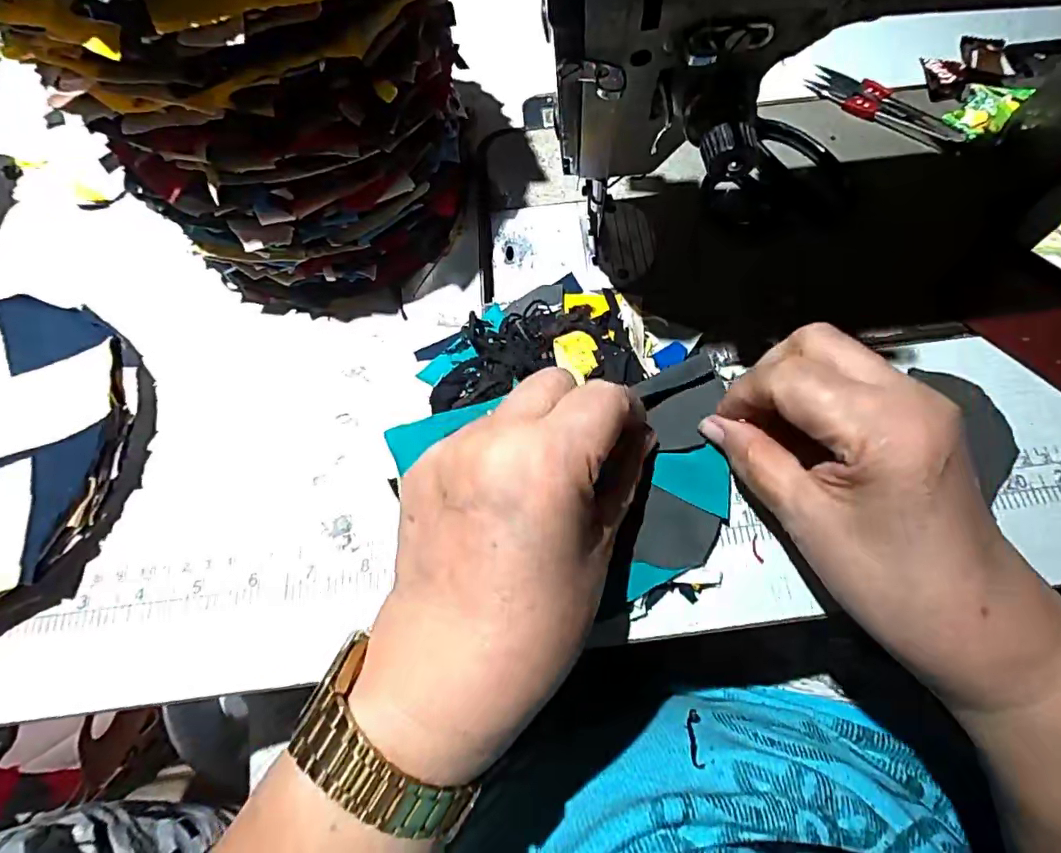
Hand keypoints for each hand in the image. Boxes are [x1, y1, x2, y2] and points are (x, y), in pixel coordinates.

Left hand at [350, 369, 651, 784]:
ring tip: (541, 479)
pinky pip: (481, 431)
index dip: (628, 413)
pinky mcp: (422, 464)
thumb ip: (624, 476)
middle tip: (588, 458)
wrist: (438, 678)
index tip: (631, 442)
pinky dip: (504, 445)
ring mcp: (451, 447)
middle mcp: (493, 437)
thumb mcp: (602, 548)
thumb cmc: (539, 625)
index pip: (604, 395)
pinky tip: (502, 495)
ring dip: (541, 424)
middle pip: (555, 381)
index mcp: (545, 458)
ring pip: (516, 403)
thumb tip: (638, 437)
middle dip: (583, 408)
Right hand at [700, 324, 1060, 715]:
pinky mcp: (928, 411)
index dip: (745, 393)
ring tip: (772, 427)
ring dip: (797, 378)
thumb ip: (757, 460)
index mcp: (883, 422)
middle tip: (746, 420)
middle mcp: (909, 392)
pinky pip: (862, 378)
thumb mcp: (810, 522)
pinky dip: (825, 392)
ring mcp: (924, 397)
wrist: (976, 618)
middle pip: (818, 341)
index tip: (721, 426)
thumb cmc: (890, 585)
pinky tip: (809, 433)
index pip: (792, 374)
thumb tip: (716, 425)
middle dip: (770, 372)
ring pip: (841, 353)